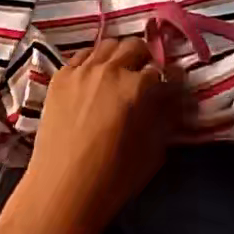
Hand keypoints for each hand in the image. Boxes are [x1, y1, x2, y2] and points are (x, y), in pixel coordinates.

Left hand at [7, 38, 180, 233]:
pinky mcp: (60, 76)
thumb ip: (166, 117)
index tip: (171, 86)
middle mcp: (110, 69)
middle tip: (145, 77)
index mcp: (137, 87)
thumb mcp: (153, 151)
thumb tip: (173, 99)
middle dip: (145, 59)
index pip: (163, 70)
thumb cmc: (113, 177)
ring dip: (119, 55)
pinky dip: (93, 60)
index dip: (171, 79)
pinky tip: (94, 77)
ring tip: (119, 74)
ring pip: (108, 45)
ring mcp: (81, 70)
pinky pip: (82, 55)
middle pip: (135, 46)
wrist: (62, 188)